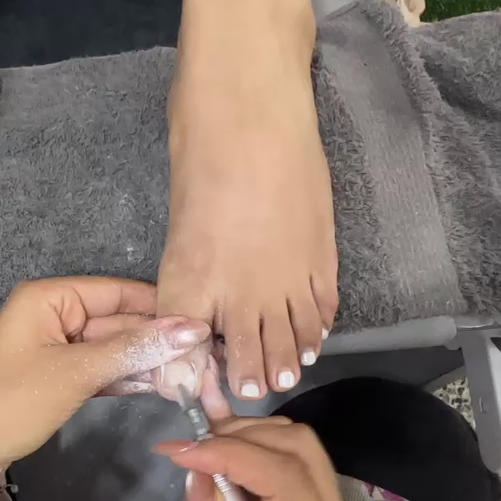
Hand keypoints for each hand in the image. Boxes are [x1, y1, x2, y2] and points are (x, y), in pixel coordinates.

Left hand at [0, 277, 208, 500]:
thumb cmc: (10, 402)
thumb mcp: (74, 373)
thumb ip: (133, 350)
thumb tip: (192, 328)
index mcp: (52, 297)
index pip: (120, 292)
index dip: (163, 309)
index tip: (208, 329)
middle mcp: (56, 314)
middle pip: (119, 321)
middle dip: (160, 342)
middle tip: (209, 364)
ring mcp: (57, 347)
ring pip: (113, 348)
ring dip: (148, 363)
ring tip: (196, 378)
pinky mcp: (58, 377)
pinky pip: (101, 369)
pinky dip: (126, 377)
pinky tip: (163, 387)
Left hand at [157, 0, 337, 403]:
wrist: (253, 106)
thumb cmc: (198, 153)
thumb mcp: (176, 222)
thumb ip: (184, 278)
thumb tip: (190, 311)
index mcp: (199, 287)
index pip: (199, 350)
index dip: (202, 375)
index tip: (205, 394)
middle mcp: (249, 292)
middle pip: (253, 350)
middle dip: (250, 375)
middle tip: (252, 393)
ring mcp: (292, 274)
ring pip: (292, 333)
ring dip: (287, 357)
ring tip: (285, 375)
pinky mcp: (324, 251)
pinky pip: (324, 304)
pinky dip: (318, 324)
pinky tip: (317, 334)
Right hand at [157, 416, 359, 500]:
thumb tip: (201, 484)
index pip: (283, 479)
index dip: (229, 453)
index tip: (178, 452)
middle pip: (298, 450)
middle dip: (239, 437)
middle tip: (189, 451)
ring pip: (300, 444)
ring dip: (248, 435)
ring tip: (204, 452)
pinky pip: (297, 456)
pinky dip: (257, 442)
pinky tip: (224, 451)